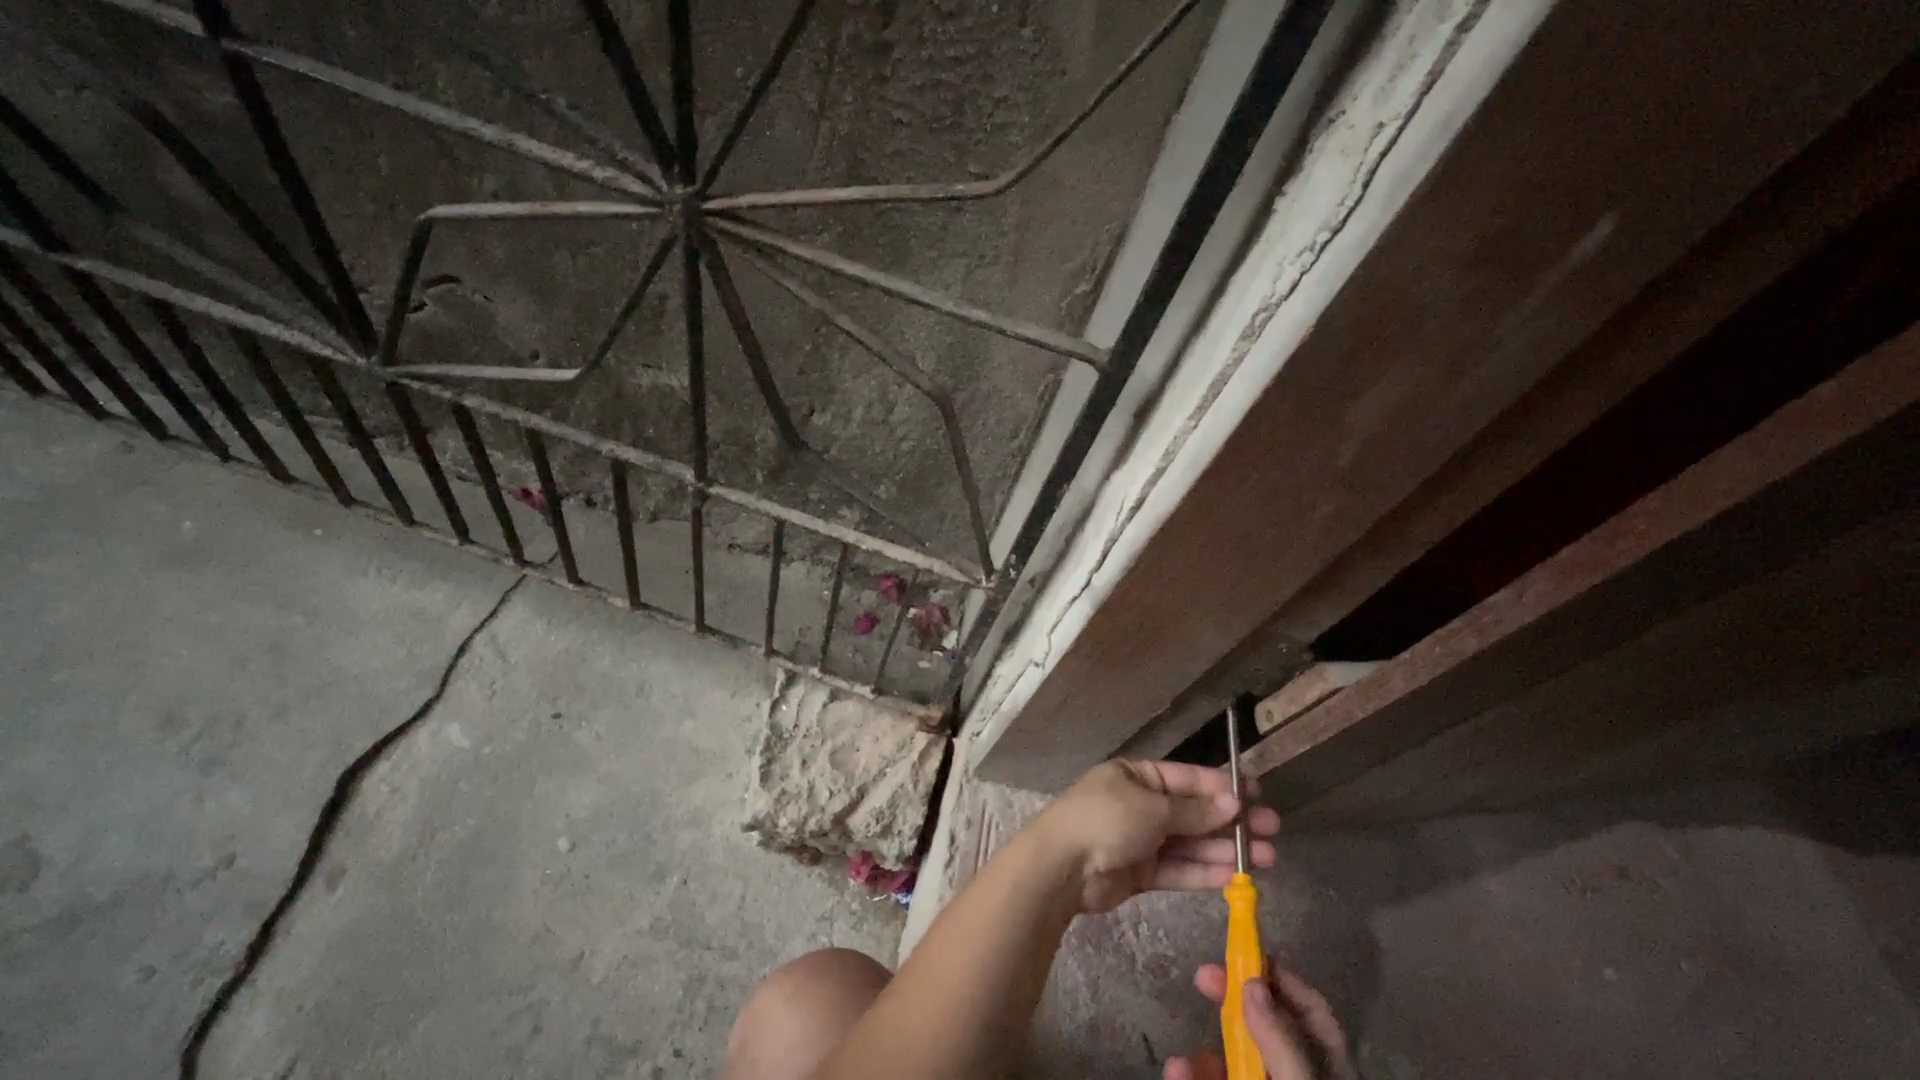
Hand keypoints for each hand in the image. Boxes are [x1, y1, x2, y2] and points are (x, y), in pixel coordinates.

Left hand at [1032, 760, 1279, 913]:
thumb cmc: (1105, 820)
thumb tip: (1233, 802)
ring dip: (1224, 850)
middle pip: (1193, 812)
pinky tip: (1235, 876)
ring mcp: (1140, 839)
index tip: (1258, 793)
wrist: (1062, 867)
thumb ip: (1194, 811)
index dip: (1222, 786)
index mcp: (1136, 775)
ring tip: (1265, 858)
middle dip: (1230, 822)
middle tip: (1271, 830)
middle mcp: (1140, 804)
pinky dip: (1205, 872)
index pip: (1187, 778)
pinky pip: (1178, 869)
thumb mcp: (1152, 807)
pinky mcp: (1141, 873)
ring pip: (1190, 843)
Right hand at [1164, 961, 1355, 1079]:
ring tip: (1180, 1064)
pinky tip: (1177, 1072)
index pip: (1310, 1009)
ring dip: (1205, 1057)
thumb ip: (1281, 1039)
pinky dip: (1194, 1076)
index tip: (1243, 950)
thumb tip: (1251, 982)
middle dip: (1232, 1004)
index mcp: (1328, 1065)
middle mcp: (1299, 1072)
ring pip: (1237, 1063)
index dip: (1278, 977)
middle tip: (1202, 978)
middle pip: (1266, 1030)